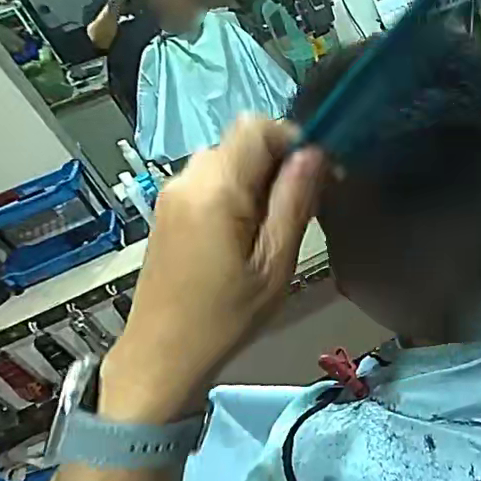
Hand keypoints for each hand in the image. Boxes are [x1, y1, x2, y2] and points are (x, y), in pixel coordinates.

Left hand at [101, 116, 328, 423]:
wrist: (162, 354)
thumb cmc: (226, 316)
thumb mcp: (275, 263)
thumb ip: (295, 202)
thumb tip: (316, 154)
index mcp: (215, 189)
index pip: (257, 127)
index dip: (294, 139)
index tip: (318, 174)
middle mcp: (187, 179)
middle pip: (242, 141)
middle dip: (279, 162)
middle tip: (305, 205)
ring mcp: (172, 193)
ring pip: (228, 160)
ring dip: (260, 179)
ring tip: (277, 224)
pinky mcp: (168, 209)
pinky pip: (211, 180)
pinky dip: (238, 191)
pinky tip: (249, 232)